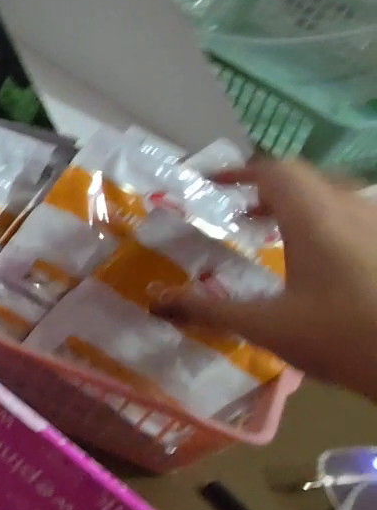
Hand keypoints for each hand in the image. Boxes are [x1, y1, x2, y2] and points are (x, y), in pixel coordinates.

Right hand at [159, 159, 376, 400]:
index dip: (239, 172)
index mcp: (316, 224)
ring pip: (341, 198)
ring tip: (275, 233)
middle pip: (312, 179)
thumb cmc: (346, 337)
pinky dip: (330, 224)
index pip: (277, 173)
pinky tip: (318, 258)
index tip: (208, 185)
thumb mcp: (263, 327)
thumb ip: (205, 309)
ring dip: (304, 206)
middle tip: (238, 211)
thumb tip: (153, 300)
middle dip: (271, 188)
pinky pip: (361, 220)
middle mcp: (356, 216)